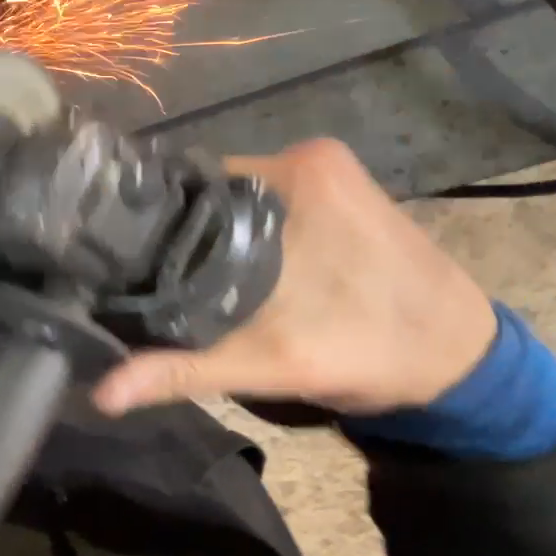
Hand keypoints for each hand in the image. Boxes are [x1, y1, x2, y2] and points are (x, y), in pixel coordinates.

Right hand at [93, 138, 497, 415]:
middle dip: (160, 234)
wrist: (460, 362)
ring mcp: (317, 175)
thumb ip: (181, 369)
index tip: (95, 259)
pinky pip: (249, 210)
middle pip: (195, 194)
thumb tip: (101, 394)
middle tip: (115, 277)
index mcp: (292, 179)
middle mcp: (300, 162)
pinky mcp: (328, 194)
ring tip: (147, 276)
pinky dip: (223, 237)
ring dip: (190, 238)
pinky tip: (202, 269)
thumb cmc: (372, 351)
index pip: (179, 189)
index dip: (135, 225)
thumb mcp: (266, 363)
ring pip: (219, 204)